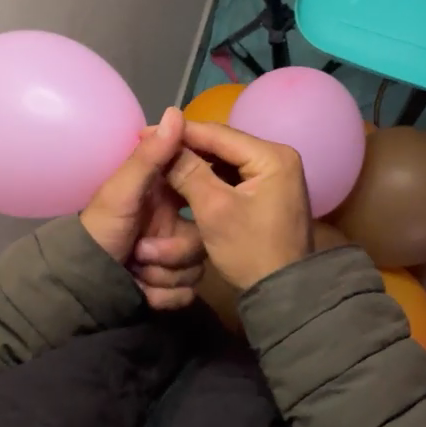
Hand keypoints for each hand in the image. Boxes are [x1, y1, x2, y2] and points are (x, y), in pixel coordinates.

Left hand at [79, 107, 205, 310]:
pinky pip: (187, 292)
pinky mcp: (172, 285)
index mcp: (166, 194)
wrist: (78, 284)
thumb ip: (150, 155)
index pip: (202, 188)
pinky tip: (140, 290)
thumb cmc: (97, 230)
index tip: (188, 210)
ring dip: (164, 275)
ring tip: (135, 271)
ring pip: (198, 267)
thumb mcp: (121, 191)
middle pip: (204, 237)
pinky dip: (163, 296)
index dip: (203, 200)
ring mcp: (173, 255)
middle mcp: (175, 223)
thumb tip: (176, 111)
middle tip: (141, 253)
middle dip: (173, 253)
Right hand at [165, 121, 312, 290]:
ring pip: (226, 159)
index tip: (143, 133)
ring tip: (160, 160)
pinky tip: (182, 178)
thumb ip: (188, 172)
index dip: (179, 133)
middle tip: (148, 146)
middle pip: (223, 145)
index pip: (218, 134)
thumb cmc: (250, 251)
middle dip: (186, 147)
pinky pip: (233, 175)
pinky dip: (208, 177)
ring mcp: (276, 174)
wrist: (282, 294)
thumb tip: (161, 138)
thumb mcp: (214, 209)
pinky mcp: (269, 190)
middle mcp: (278, 156)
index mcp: (272, 156)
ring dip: (195, 162)